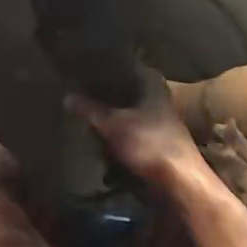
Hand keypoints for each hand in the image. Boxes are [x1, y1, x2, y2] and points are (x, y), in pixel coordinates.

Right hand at [66, 73, 206, 187]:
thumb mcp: (113, 124)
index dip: (101, 67)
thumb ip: (89, 109)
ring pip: (126, 108)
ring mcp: (157, 115)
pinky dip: (115, 128)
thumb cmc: (148, 142)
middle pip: (123, 87)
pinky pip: (128, 126)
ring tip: (82, 110)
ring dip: (108, 112)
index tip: (80, 69)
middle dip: (102, 92)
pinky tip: (97, 132)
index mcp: (151, 80)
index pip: (122, 65)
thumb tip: (67, 94)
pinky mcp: (154, 136)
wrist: (179, 180)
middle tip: (75, 91)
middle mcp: (156, 93)